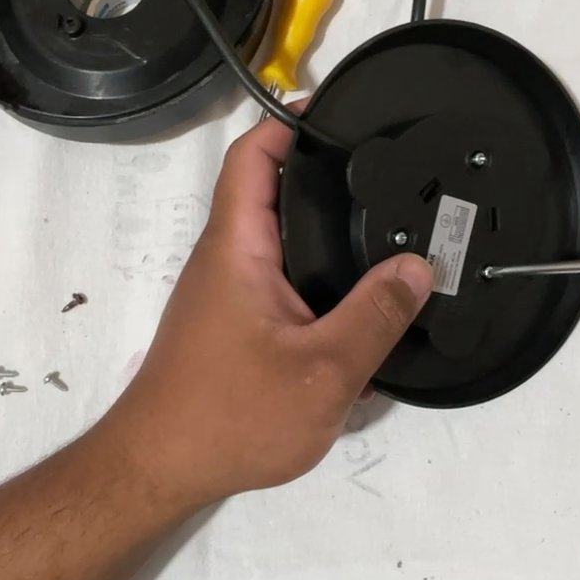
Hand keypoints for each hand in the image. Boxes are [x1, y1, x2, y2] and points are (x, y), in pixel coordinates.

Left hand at [100, 119, 432, 503]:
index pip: (253, 156)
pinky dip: (316, 284)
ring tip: (385, 236)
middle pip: (270, 194)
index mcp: (237, 249)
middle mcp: (225, 261)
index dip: (289, 121)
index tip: (338, 111)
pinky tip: (357, 309)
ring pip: (279, 246)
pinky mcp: (230, 329)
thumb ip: (375, 317)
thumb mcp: (322, 371)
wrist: (161, 469)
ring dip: (323, 238)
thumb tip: (417, 267)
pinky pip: (279, 287)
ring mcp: (224, 297)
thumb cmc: (231, 416)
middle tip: (386, 178)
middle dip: (324, 179)